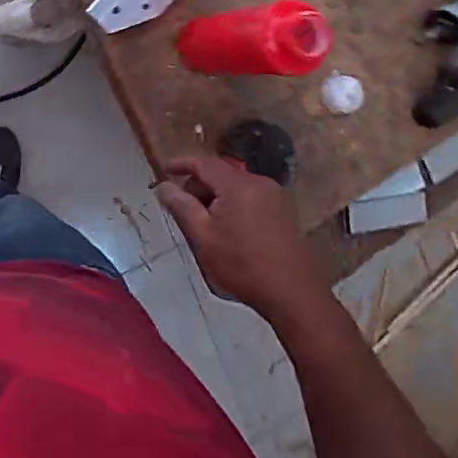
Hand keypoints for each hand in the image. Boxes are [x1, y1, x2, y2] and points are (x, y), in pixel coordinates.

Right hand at [155, 156, 329, 322]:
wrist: (293, 293)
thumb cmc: (242, 265)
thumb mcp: (203, 237)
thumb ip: (181, 207)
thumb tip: (164, 186)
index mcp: (238, 185)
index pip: (204, 163)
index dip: (182, 164)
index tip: (164, 169)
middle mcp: (259, 183)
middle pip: (220, 174)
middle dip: (198, 186)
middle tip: (182, 210)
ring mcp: (274, 197)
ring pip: (235, 187)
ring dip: (215, 198)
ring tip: (203, 225)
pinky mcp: (283, 212)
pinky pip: (250, 198)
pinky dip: (232, 205)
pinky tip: (227, 230)